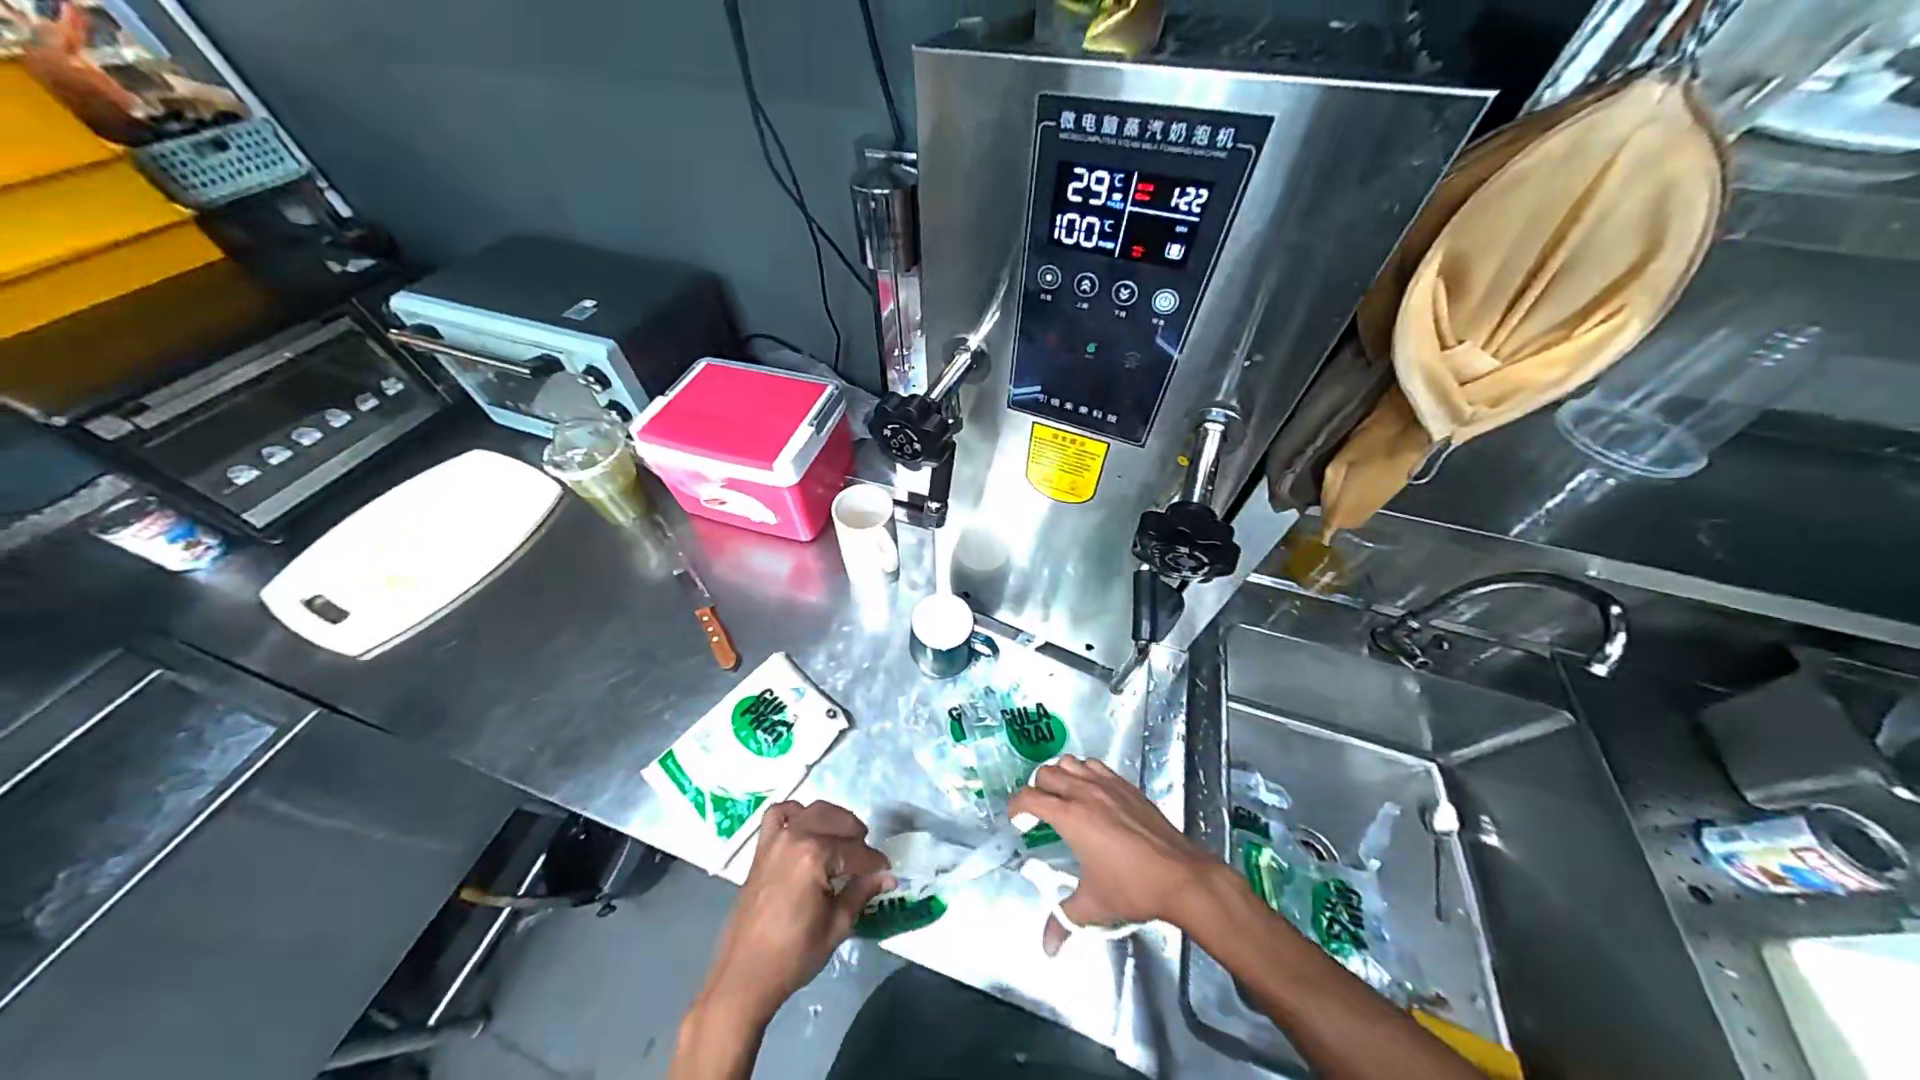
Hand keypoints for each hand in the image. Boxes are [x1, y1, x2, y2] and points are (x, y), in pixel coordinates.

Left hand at [693, 800, 891, 1027]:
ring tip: (843, 842)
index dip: (876, 864)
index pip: (857, 852)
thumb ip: (862, 892)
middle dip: (858, 839)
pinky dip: (795, 814)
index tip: (887, 874)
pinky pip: (779, 814)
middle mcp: (795, 837)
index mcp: (815, 856)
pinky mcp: (761, 848)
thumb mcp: (837, 925)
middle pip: (837, 823)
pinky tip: (806, 830)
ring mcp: (775, 839)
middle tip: (867, 862)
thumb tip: (887, 877)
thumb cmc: (794, 955)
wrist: (745, 975)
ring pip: (812, 811)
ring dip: (833, 821)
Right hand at [1008, 756, 1220, 946]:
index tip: (1017, 820)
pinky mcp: (1126, 786)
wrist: (1180, 876)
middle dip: (1036, 789)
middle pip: (1047, 773)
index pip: (1030, 797)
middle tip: (1039, 811)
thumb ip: (1063, 920)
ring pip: (1071, 763)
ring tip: (1062, 796)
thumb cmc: (1132, 888)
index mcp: (1070, 817)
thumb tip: (1047, 947)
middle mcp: (1085, 793)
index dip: (1016, 806)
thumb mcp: (1092, 906)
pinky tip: (1090, 791)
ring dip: (1059, 775)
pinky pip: (1096, 765)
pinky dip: (1084, 771)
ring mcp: (1107, 785)